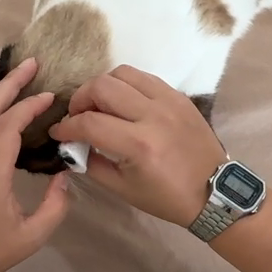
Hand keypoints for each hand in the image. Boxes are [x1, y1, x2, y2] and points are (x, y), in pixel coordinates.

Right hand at [49, 65, 226, 226]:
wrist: (213, 192)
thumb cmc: (166, 197)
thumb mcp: (122, 189)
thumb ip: (91, 164)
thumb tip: (71, 146)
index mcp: (139, 145)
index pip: (89, 123)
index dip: (66, 127)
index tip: (58, 133)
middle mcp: (153, 115)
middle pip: (102, 86)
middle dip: (80, 99)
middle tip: (77, 116)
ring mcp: (169, 101)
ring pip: (122, 73)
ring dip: (102, 87)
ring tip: (98, 106)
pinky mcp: (178, 96)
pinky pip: (144, 78)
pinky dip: (125, 86)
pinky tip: (122, 103)